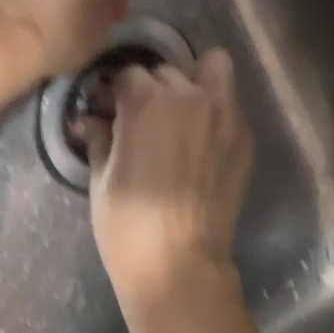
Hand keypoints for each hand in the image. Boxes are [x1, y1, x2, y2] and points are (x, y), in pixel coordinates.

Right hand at [88, 50, 253, 309]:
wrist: (178, 262)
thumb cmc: (127, 228)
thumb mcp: (100, 185)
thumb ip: (99, 143)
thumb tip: (90, 121)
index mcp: (146, 104)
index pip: (127, 75)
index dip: (113, 93)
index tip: (105, 113)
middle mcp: (190, 96)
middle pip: (167, 72)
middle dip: (149, 89)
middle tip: (137, 122)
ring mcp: (224, 113)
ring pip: (211, 70)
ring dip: (191, 84)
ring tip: (178, 118)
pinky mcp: (243, 137)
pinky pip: (228, 105)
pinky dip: (211, 113)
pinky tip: (197, 147)